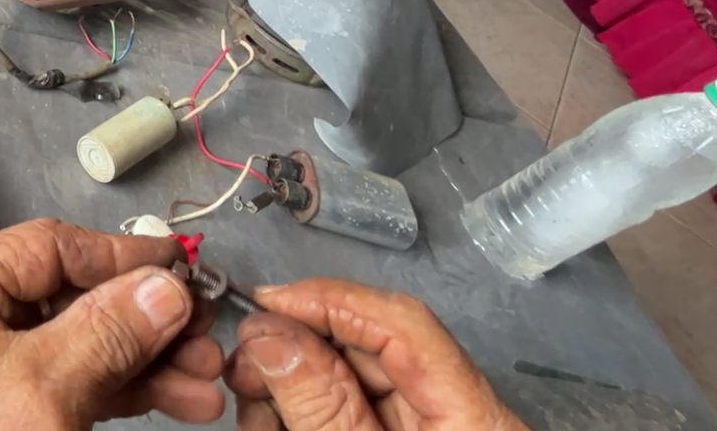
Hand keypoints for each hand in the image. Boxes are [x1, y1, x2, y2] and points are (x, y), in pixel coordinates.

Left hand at [0, 218, 225, 428]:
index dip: (117, 255)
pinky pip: (87, 382)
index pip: (48, 248)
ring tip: (211, 371)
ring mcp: (4, 366)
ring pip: (90, 341)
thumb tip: (168, 286)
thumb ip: (107, 331)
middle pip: (76, 295)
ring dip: (152, 356)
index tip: (180, 263)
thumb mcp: (42, 390)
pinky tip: (188, 399)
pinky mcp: (25, 409)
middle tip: (207, 325)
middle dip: (145, 314)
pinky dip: (135, 389)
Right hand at [225, 278, 528, 430]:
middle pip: (369, 347)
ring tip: (250, 407)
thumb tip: (266, 326)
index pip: (403, 322)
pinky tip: (271, 422)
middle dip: (294, 347)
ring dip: (288, 383)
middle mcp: (462, 414)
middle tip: (240, 368)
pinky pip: (352, 411)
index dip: (328, 298)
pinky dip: (302, 411)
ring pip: (350, 377)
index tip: (262, 304)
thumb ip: (321, 405)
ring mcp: (435, 430)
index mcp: (476, 420)